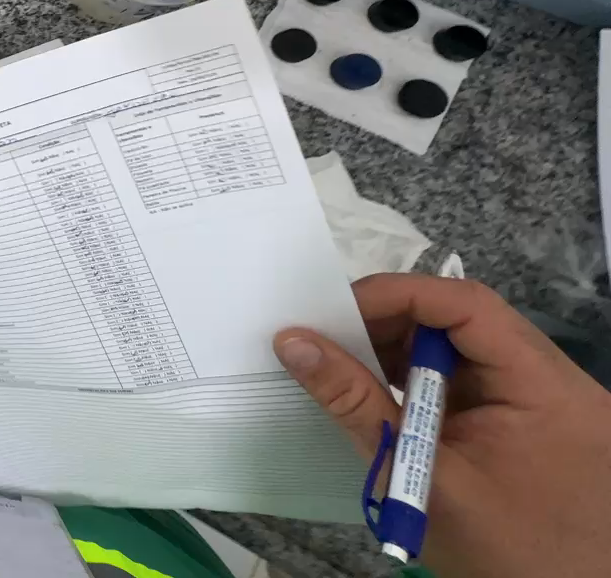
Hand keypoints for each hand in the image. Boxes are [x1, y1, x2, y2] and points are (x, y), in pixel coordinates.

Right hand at [275, 273, 610, 577]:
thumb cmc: (500, 550)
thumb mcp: (417, 473)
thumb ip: (354, 401)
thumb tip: (290, 340)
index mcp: (552, 395)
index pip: (468, 307)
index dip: (395, 296)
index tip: (331, 315)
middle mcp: (556, 387)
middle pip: (460, 317)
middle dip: (384, 320)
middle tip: (326, 340)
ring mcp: (541, 402)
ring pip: (454, 339)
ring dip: (391, 345)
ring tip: (344, 367)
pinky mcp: (521, 417)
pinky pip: (459, 368)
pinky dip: (408, 369)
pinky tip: (375, 391)